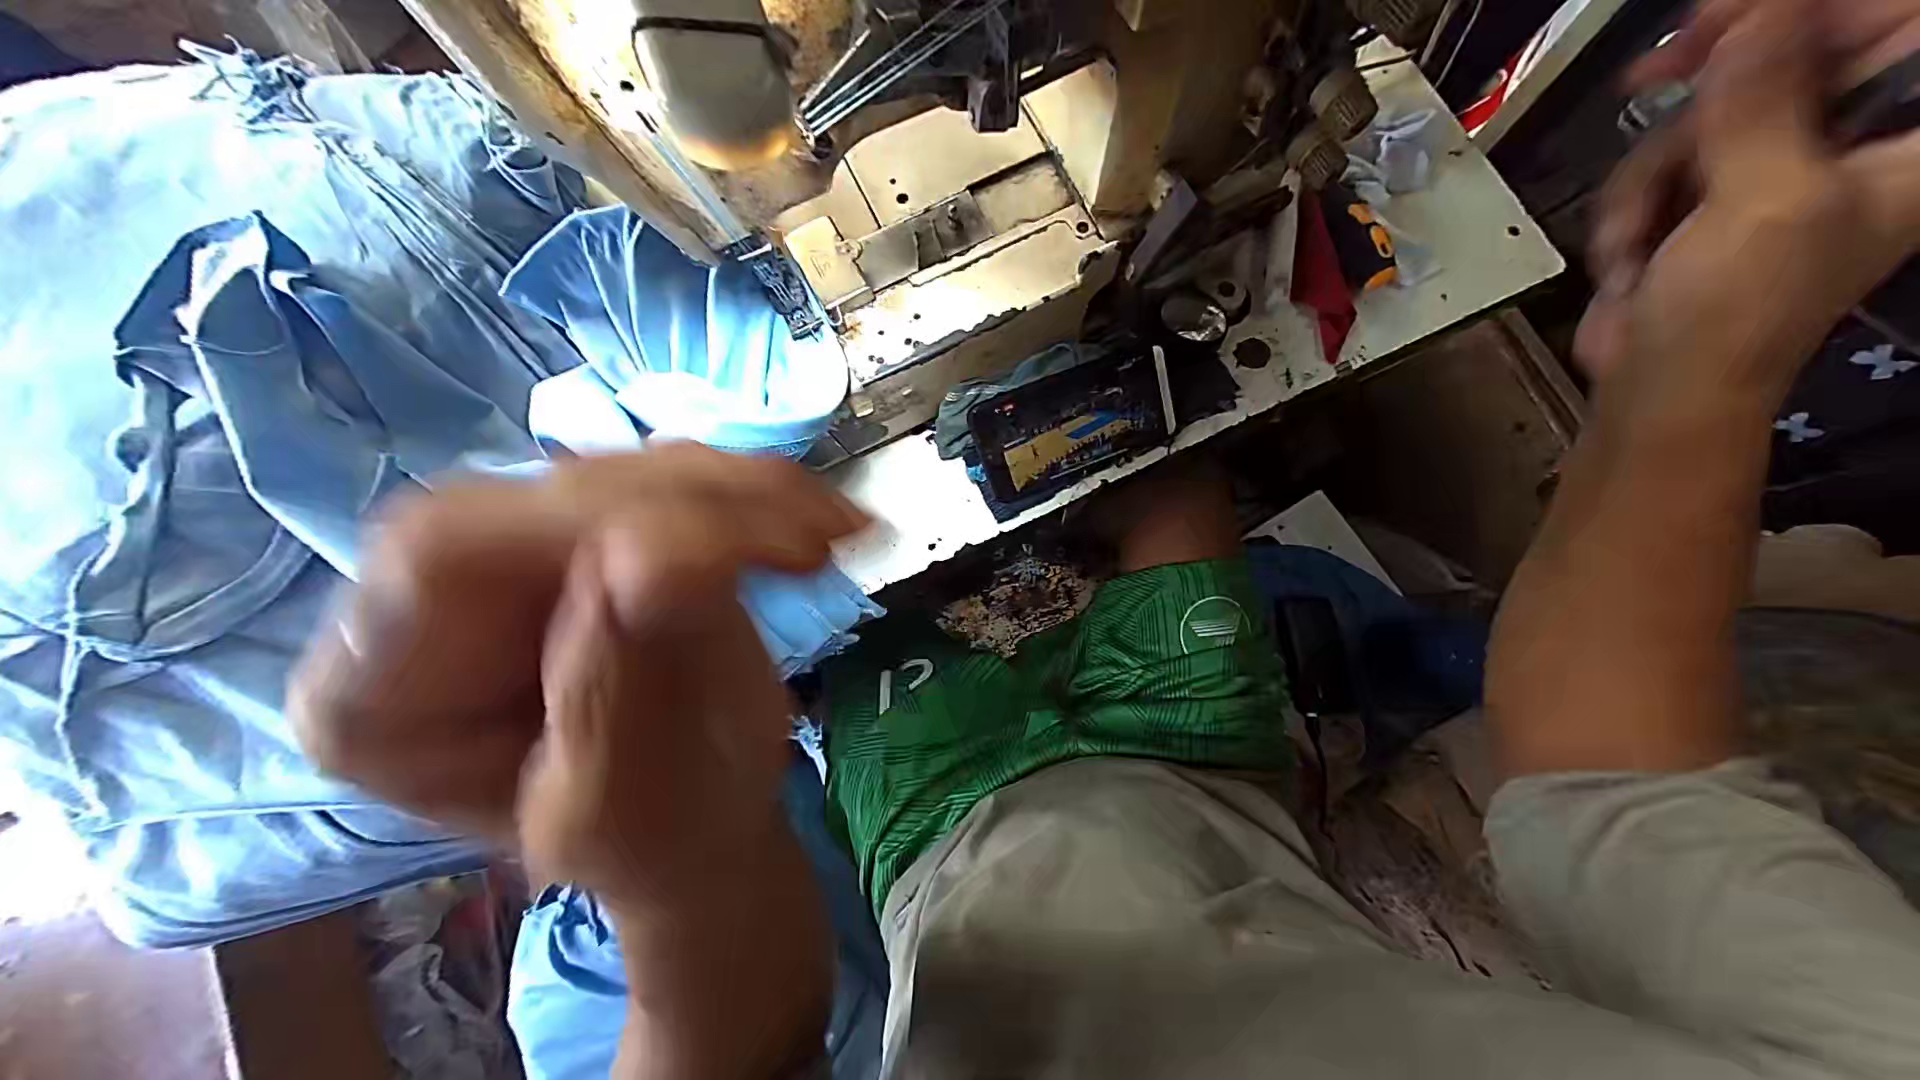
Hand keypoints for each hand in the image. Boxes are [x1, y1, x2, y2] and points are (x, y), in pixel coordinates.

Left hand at [288, 443, 867, 901]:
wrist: (709, 822)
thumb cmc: (663, 840)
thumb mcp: (630, 798)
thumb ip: (624, 681)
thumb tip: (665, 548)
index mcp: (380, 694)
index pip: (449, 554)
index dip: (589, 528)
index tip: (728, 557)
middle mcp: (425, 604)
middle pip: (548, 495)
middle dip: (698, 504)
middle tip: (815, 537)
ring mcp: (518, 557)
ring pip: (626, 471)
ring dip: (743, 491)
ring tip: (830, 528)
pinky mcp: (598, 534)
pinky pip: (673, 480)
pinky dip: (756, 491)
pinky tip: (811, 516)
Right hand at [1575, 0, 1919, 406]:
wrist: (1658, 386)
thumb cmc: (1734, 307)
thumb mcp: (1764, 201)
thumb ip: (1762, 105)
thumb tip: (1754, 22)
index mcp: (1916, 133)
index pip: (1899, 22)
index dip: (1817, 8)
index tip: (1732, 16)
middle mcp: (1852, 140)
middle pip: (1792, 59)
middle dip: (1710, 87)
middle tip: (1652, 73)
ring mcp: (1768, 173)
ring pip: (1703, 120)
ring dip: (1650, 178)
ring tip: (1639, 238)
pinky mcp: (1702, 203)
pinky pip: (1659, 168)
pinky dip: (1630, 208)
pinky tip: (1629, 251)